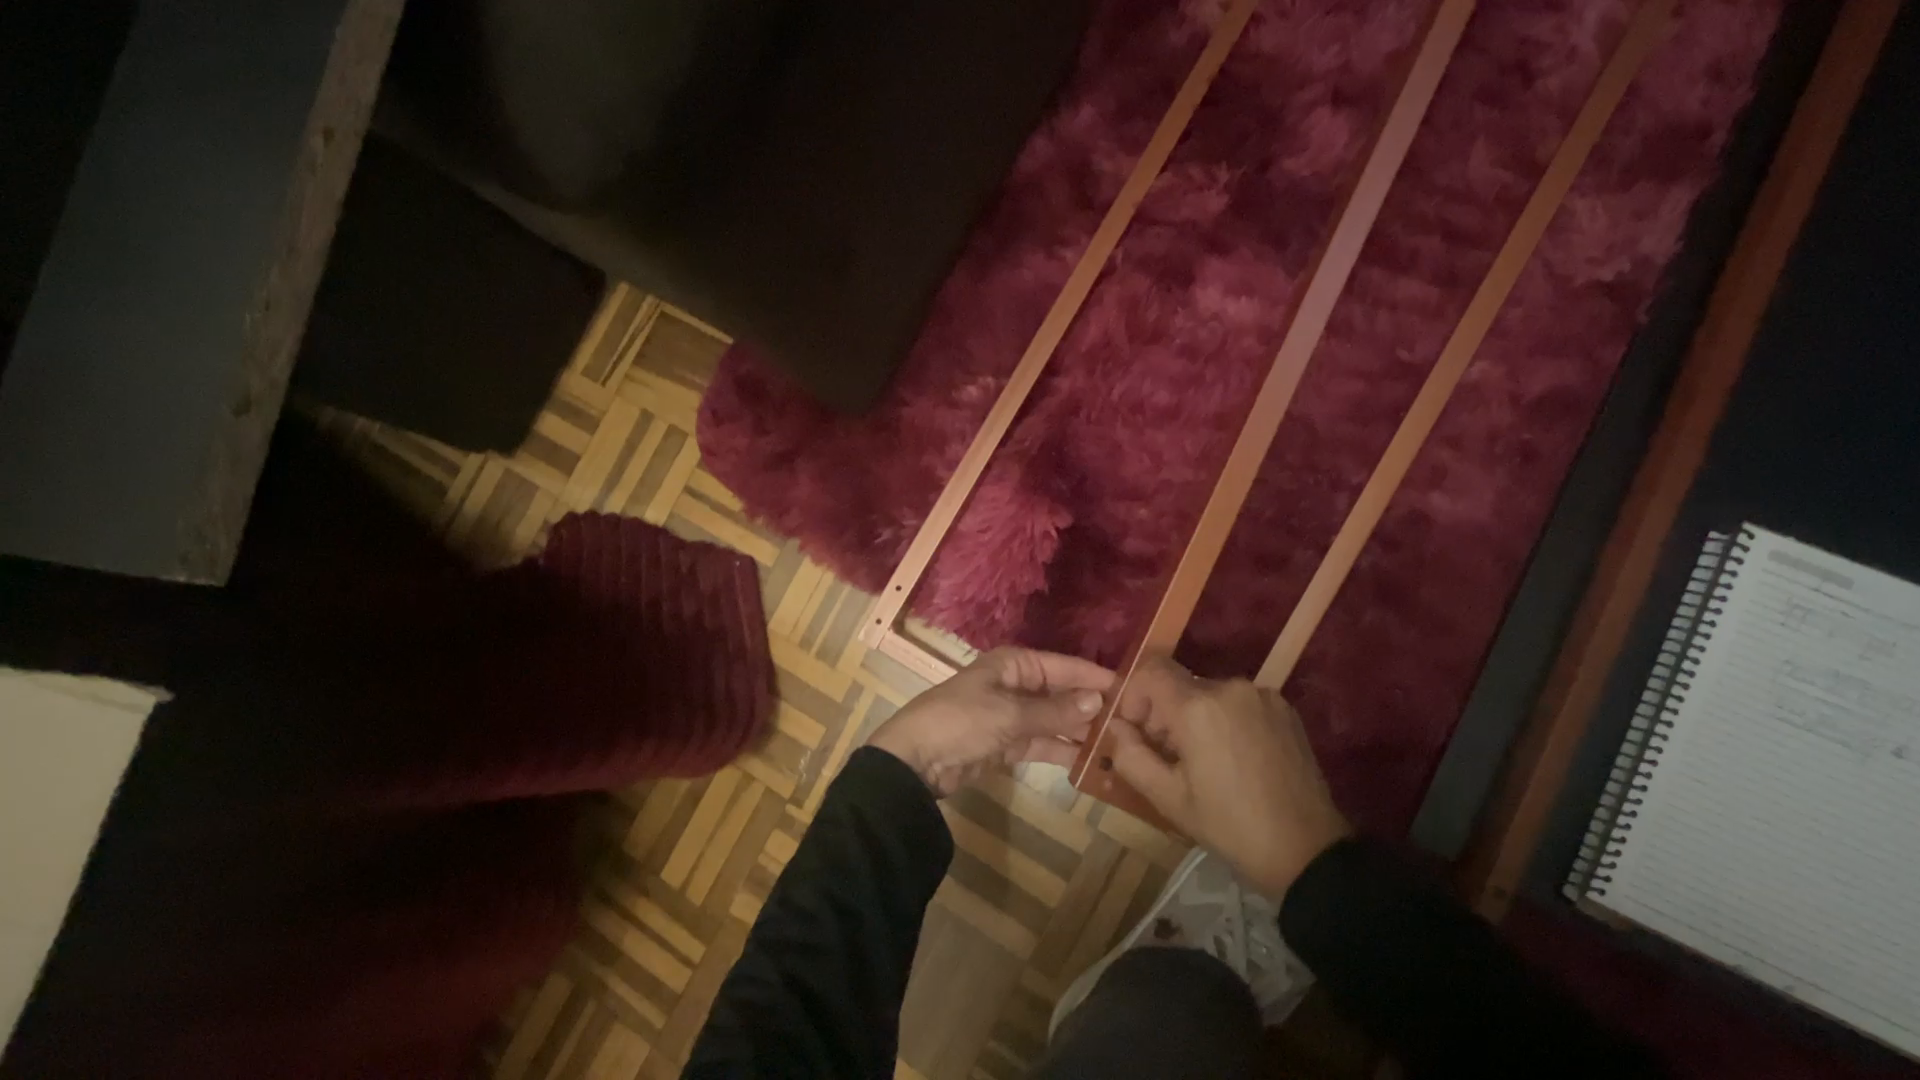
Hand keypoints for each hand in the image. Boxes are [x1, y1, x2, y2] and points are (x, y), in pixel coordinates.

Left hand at [867, 647, 1114, 796]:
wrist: (914, 761)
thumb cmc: (961, 722)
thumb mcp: (1010, 714)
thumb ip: (1055, 712)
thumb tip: (1099, 700)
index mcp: (1014, 665)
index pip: (1064, 667)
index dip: (1096, 678)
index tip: (1133, 690)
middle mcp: (1016, 685)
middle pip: (1062, 693)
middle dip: (1093, 707)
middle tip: (1134, 724)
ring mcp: (1012, 717)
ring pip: (1056, 721)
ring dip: (1082, 732)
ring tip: (1121, 745)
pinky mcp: (1007, 746)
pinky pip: (1043, 744)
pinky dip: (1063, 752)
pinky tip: (1092, 762)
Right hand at [1107, 656, 1350, 900]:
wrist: (1306, 849)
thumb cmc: (1229, 826)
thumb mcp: (1167, 798)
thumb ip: (1130, 755)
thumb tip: (1116, 727)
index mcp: (1198, 707)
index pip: (1150, 670)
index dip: (1134, 695)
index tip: (1137, 732)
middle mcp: (1230, 688)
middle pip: (1180, 684)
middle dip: (1163, 713)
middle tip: (1167, 757)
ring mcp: (1262, 695)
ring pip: (1209, 693)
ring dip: (1195, 717)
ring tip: (1204, 762)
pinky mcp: (1284, 708)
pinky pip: (1238, 702)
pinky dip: (1225, 720)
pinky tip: (1234, 759)